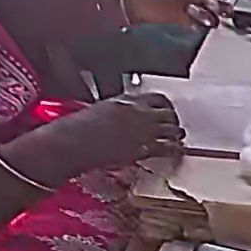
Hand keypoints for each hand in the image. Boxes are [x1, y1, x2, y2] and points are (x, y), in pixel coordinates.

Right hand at [10, 91, 183, 177]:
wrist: (73, 142)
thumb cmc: (79, 128)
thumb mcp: (101, 110)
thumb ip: (120, 112)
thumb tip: (128, 117)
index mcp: (125, 100)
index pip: (157, 98)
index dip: (166, 106)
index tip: (167, 111)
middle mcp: (137, 112)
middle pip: (169, 113)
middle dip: (174, 120)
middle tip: (175, 126)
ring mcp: (142, 130)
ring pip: (173, 129)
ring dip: (176, 134)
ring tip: (178, 138)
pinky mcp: (144, 147)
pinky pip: (168, 148)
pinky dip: (175, 150)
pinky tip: (177, 152)